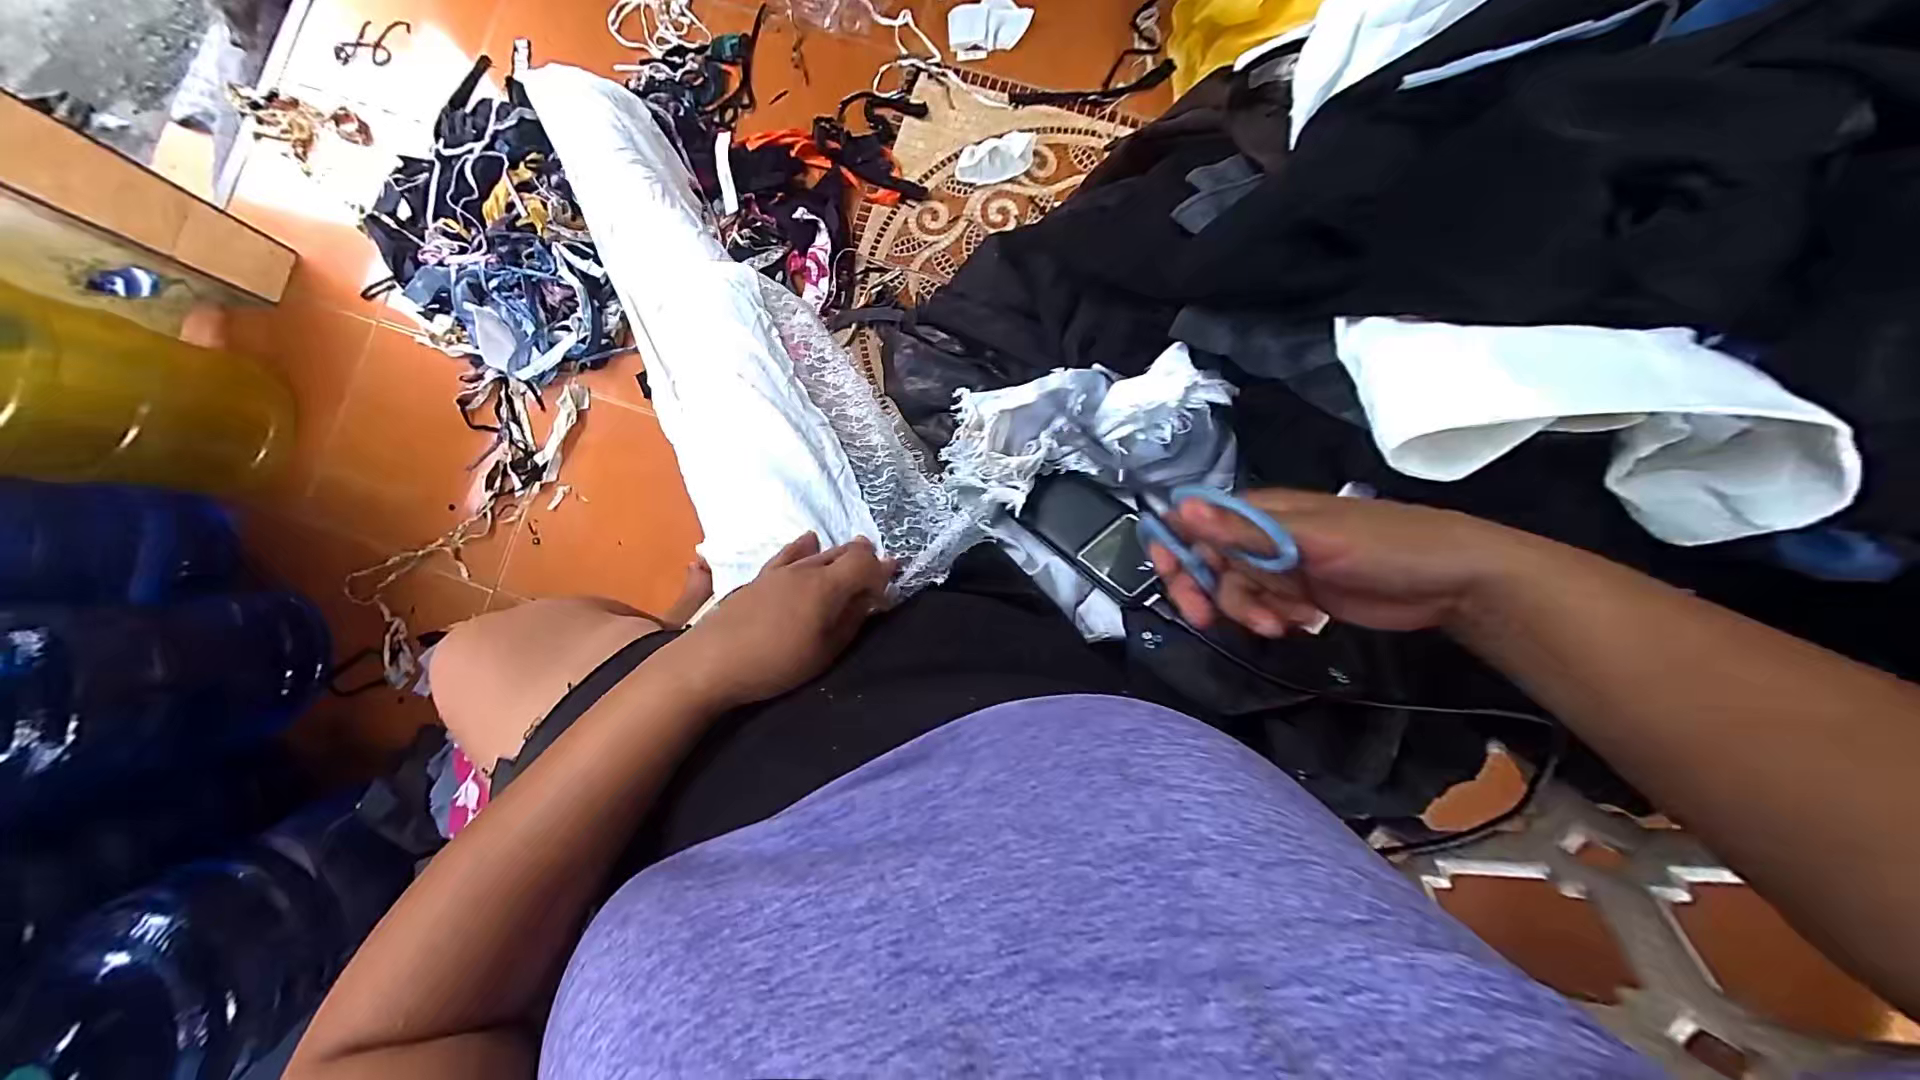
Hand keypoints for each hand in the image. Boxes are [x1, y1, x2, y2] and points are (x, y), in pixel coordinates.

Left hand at [660, 532, 894, 709]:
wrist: (709, 663)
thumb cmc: (775, 663)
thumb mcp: (825, 651)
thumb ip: (851, 621)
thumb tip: (871, 599)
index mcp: (827, 586)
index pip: (866, 564)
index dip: (883, 573)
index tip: (888, 592)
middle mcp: (806, 570)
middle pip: (844, 552)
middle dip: (865, 560)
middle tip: (877, 576)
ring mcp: (780, 571)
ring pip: (820, 552)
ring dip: (840, 554)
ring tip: (854, 554)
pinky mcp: (760, 578)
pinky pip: (790, 553)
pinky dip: (806, 547)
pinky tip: (810, 540)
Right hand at [1149, 490, 1539, 636]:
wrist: (1453, 581)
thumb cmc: (1384, 545)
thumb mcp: (1310, 537)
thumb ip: (1243, 529)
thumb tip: (1179, 509)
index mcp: (1257, 510)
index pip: (1193, 521)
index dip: (1174, 546)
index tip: (1173, 577)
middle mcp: (1259, 534)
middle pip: (1203, 561)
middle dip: (1203, 591)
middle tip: (1206, 619)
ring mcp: (1276, 565)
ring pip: (1231, 591)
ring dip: (1247, 611)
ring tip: (1282, 623)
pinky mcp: (1294, 593)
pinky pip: (1259, 608)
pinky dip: (1270, 619)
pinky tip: (1300, 623)